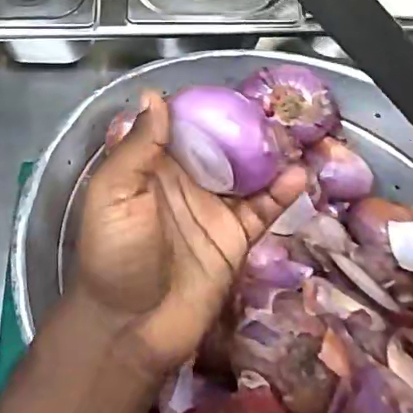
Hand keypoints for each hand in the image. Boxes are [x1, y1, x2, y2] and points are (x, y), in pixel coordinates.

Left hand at [73, 90, 280, 374]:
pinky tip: (298, 175)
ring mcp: (208, 208)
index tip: (222, 88)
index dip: (193, 106)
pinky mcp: (233, 238)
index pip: (171, 126)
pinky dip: (280, 193)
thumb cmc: (114, 254)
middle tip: (268, 105)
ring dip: (263, 154)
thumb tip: (154, 97)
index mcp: (144, 166)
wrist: (132, 324)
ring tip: (289, 134)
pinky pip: (261, 210)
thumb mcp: (114, 193)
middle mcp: (178, 181)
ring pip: (241, 172)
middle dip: (236, 125)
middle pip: (212, 144)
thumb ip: (137, 148)